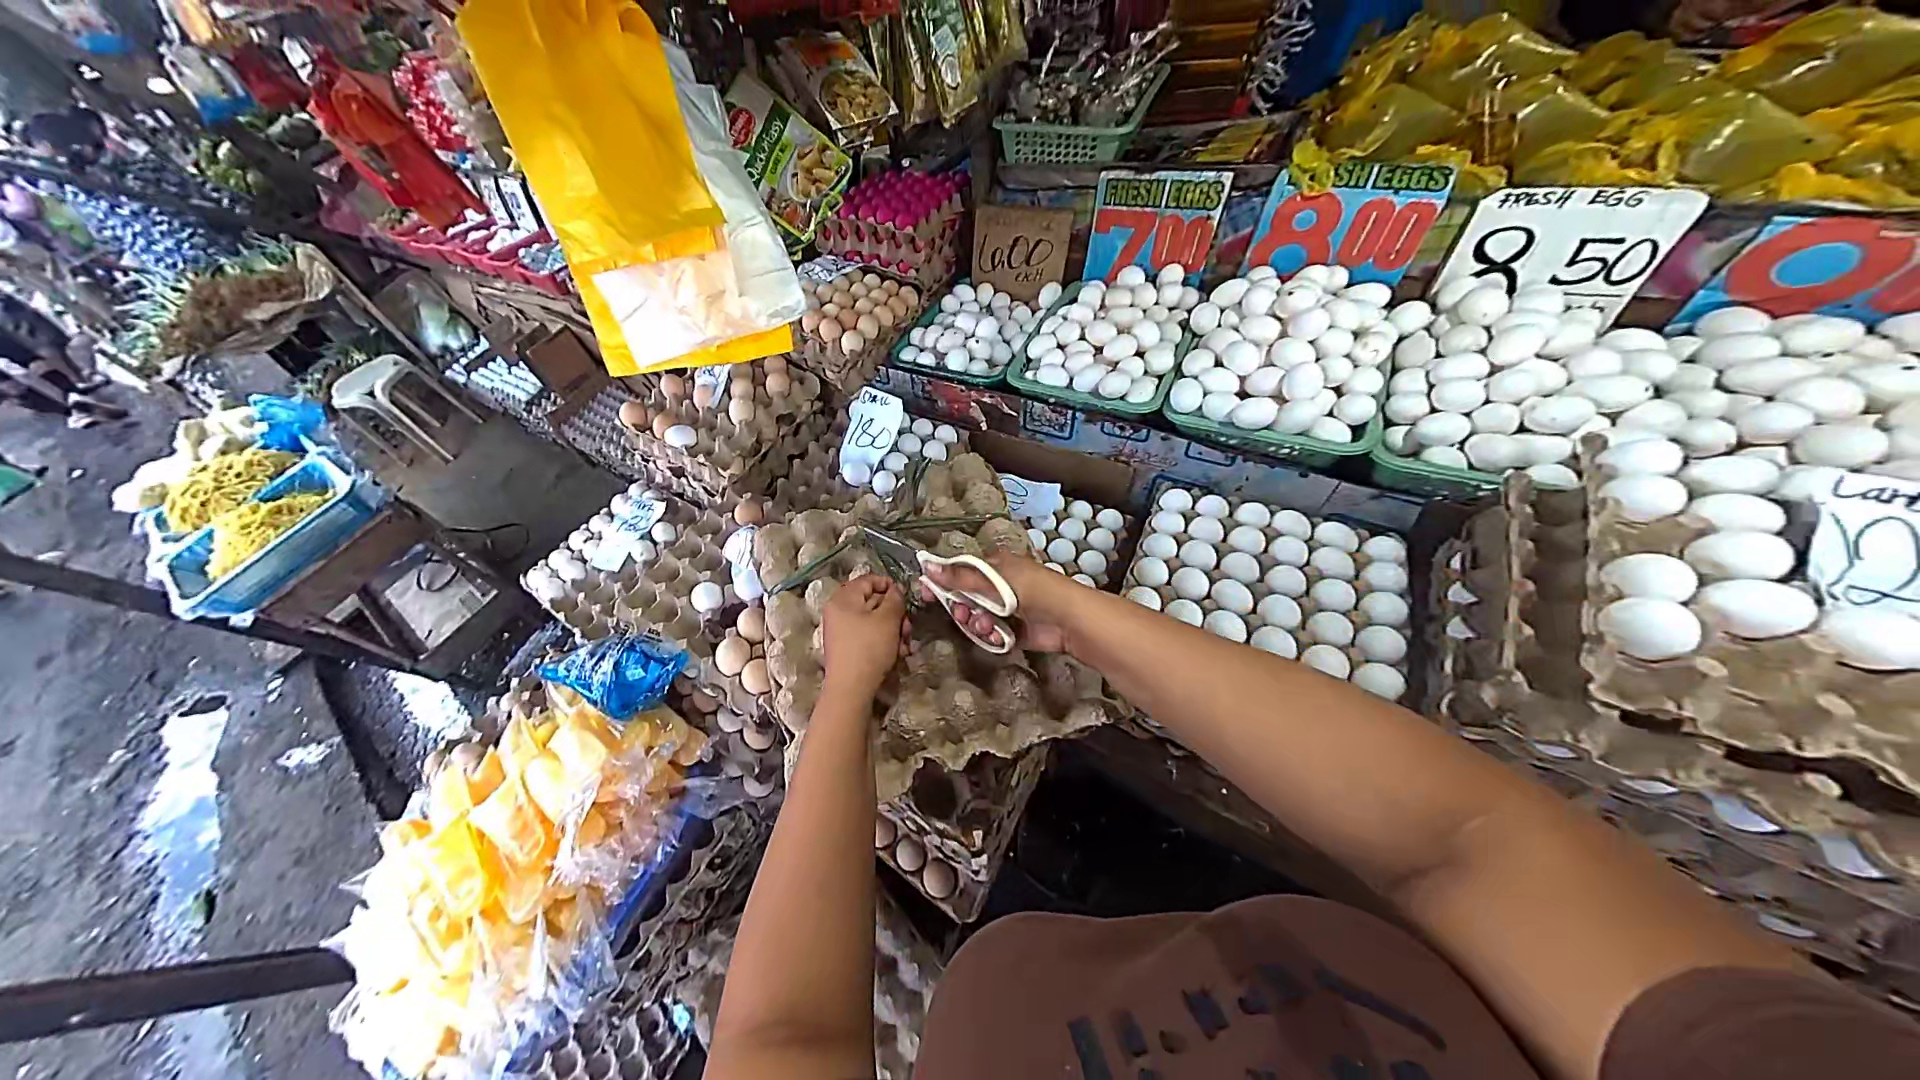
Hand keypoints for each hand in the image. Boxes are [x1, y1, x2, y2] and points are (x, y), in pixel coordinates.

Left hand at [821, 573, 908, 696]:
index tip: (905, 598)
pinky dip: (884, 641)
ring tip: (905, 645)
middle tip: (907, 627)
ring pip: (874, 620)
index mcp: (843, 599)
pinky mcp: (847, 647)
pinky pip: (869, 635)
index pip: (868, 579)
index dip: (889, 585)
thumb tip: (895, 590)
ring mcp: (842, 630)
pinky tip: (897, 653)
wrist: (851, 689)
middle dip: (895, 614)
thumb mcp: (888, 619)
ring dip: (894, 630)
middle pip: (873, 601)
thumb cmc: (869, 648)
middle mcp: (838, 611)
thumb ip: (895, 599)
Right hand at [919, 555, 1074, 652]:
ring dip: (977, 624)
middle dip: (962, 608)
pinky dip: (992, 637)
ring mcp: (1005, 609)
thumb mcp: (994, 580)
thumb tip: (926, 566)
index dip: (942, 582)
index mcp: (995, 566)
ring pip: (975, 618)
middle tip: (964, 613)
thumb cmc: (1033, 590)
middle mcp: (998, 585)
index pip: (959, 571)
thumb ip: (959, 577)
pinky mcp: (1012, 630)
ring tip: (987, 626)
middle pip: (964, 598)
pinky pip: (990, 634)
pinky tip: (1000, 637)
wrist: (1068, 619)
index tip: (925, 593)